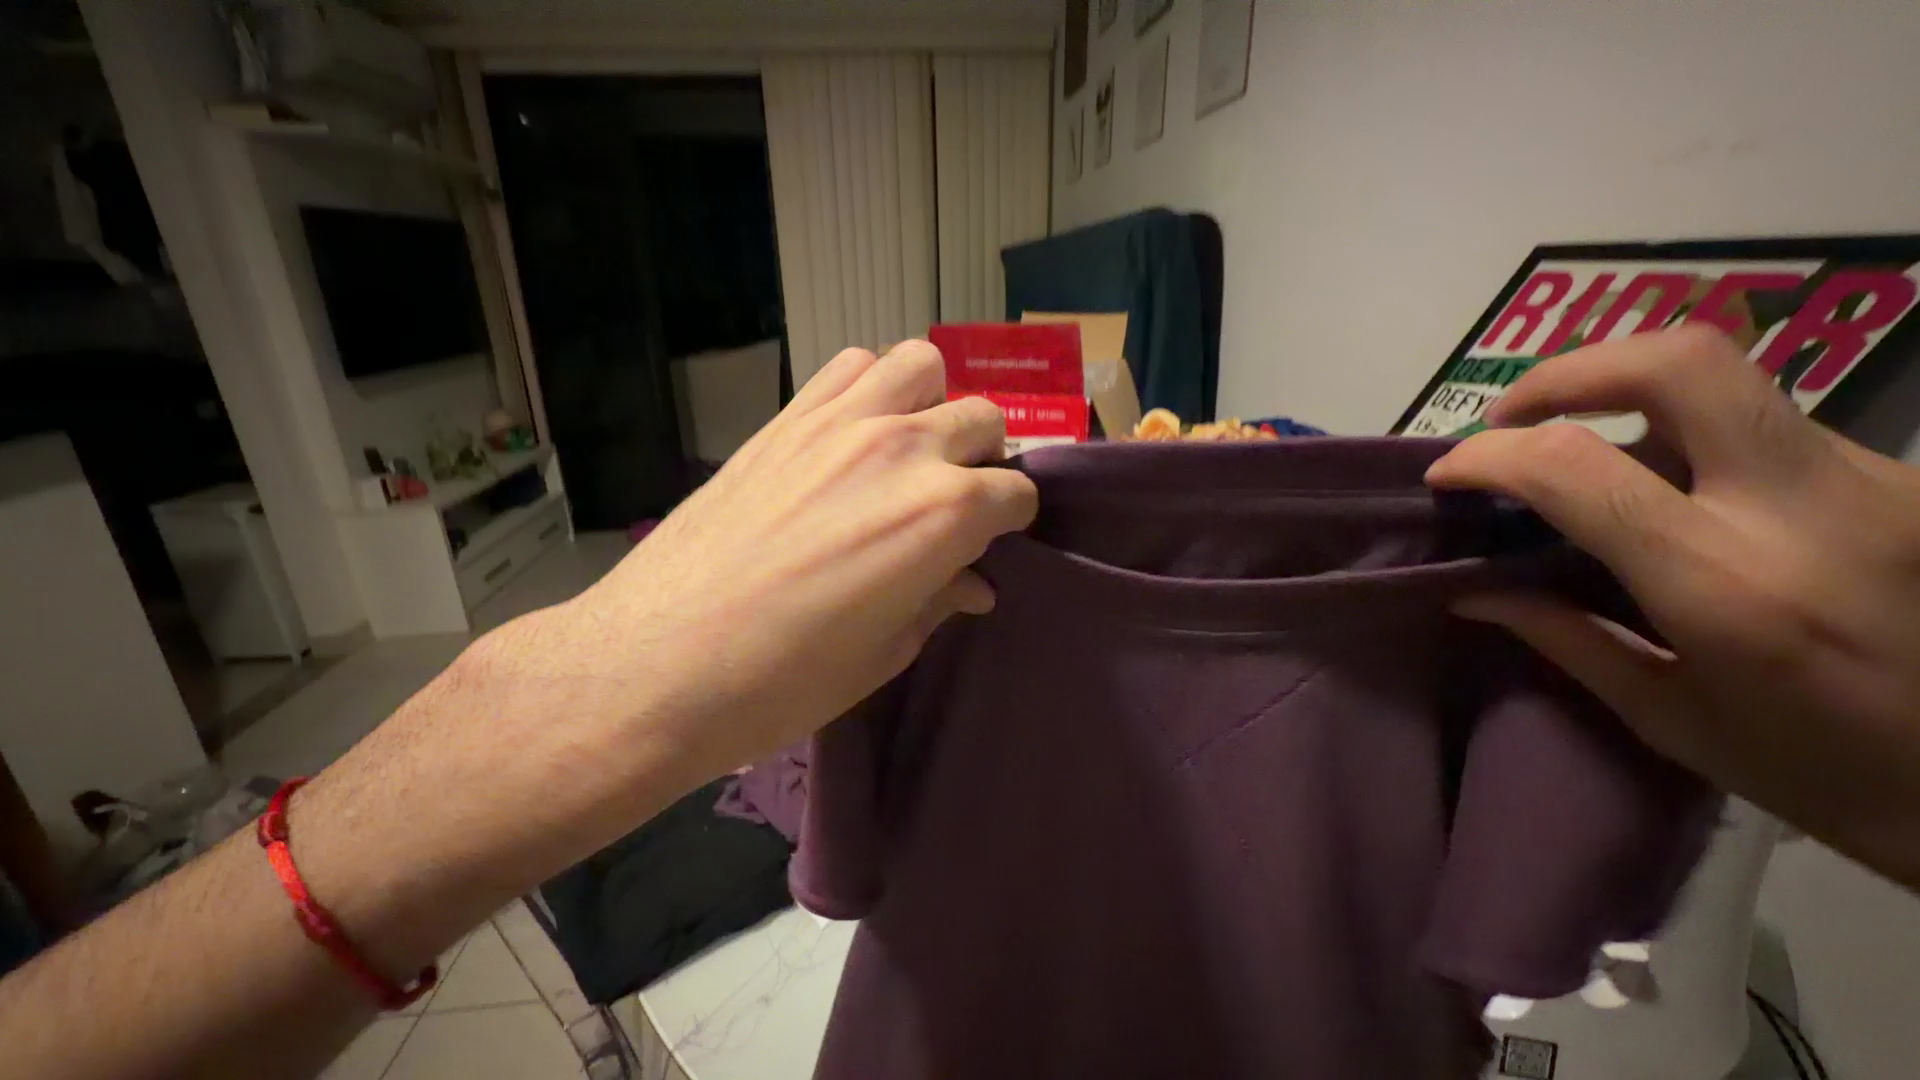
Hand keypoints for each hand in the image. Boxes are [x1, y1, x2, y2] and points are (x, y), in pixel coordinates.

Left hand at [485, 340, 1036, 787]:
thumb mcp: (885, 653)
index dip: (1012, 521)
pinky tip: (855, 431)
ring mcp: (841, 422)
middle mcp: (904, 448)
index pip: (1015, 493)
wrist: (659, 661)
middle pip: (982, 419)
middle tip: (958, 497)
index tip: (993, 541)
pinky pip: (850, 366)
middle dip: (985, 458)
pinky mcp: (787, 418)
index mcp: (945, 514)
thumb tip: (975, 583)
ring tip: (911, 447)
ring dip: (932, 402)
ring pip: (921, 365)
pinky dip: (871, 386)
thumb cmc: (784, 680)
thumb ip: (940, 601)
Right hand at [1426, 326, 1919, 888]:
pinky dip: (1685, 442)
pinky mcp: (1900, 476)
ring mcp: (1870, 479)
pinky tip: (1670, 498)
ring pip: (1724, 385)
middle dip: (1567, 373)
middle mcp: (1805, 507)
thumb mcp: (1675, 721)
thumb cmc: (1837, 780)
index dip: (1488, 455)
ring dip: (1624, 405)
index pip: (1576, 468)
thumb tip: (1472, 588)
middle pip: (1678, 362)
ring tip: (1580, 459)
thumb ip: (1566, 637)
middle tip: (1514, 419)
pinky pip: (1763, 427)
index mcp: (1728, 586)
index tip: (1446, 474)